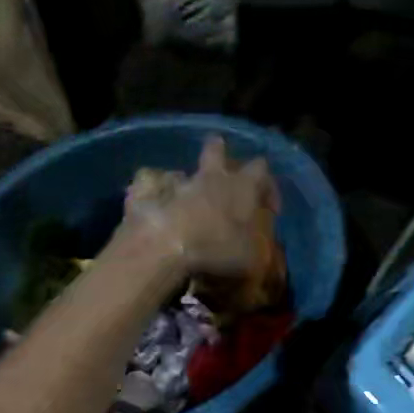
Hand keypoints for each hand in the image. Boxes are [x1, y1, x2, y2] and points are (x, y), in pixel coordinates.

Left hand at [121, 135, 279, 280]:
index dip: (267, 186)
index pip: (262, 170)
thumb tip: (255, 262)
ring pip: (182, 170)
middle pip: (217, 148)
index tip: (268, 208)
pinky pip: (148, 185)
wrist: (164, 249)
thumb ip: (255, 256)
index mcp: (241, 187)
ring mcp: (175, 181)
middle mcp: (209, 176)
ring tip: (183, 210)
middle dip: (220, 155)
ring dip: (185, 185)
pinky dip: (151, 197)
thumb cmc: (216, 253)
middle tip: (220, 178)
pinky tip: (151, 213)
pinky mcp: (145, 191)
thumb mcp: (250, 264)